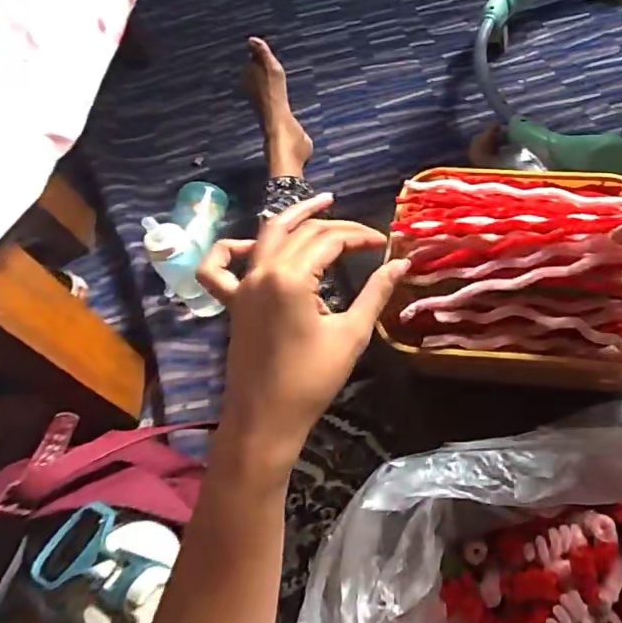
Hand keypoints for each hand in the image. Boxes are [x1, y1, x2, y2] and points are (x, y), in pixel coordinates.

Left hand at [196, 194, 408, 467]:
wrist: (266, 419)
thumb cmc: (312, 379)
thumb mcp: (351, 333)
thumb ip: (375, 292)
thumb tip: (402, 264)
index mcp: (292, 278)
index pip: (331, 239)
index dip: (361, 236)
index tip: (385, 244)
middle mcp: (263, 271)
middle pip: (303, 232)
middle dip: (338, 227)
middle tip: (366, 235)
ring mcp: (242, 285)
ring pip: (267, 234)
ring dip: (294, 216)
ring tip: (320, 203)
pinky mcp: (232, 301)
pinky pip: (219, 267)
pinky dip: (231, 249)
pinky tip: (252, 245)